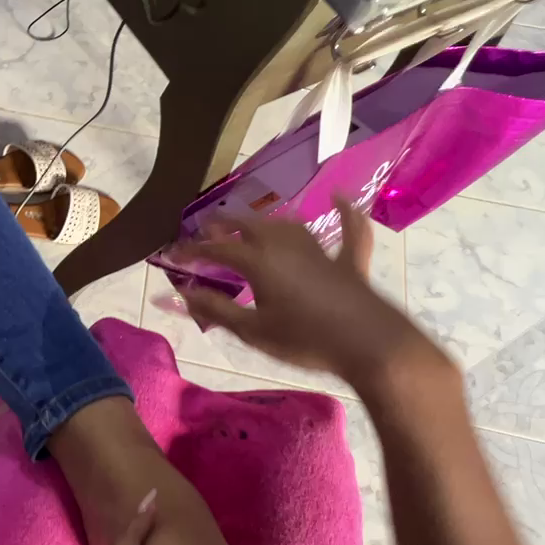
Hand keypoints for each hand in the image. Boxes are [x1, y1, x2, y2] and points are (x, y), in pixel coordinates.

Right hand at [171, 197, 443, 388]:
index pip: (217, 249)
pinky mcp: (349, 264)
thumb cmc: (305, 340)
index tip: (172, 255)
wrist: (371, 346)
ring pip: (288, 226)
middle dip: (225, 226)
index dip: (192, 251)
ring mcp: (321, 252)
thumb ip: (215, 309)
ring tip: (249, 225)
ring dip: (265, 223)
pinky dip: (344, 214)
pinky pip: (349, 232)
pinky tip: (339, 197)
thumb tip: (181, 292)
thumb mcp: (252, 330)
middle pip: (250, 227)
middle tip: (207, 230)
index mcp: (259, 262)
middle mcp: (286, 247)